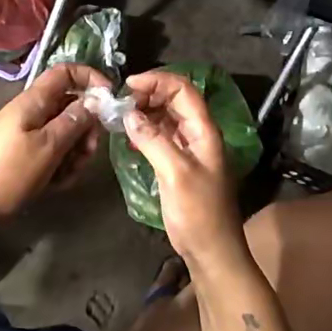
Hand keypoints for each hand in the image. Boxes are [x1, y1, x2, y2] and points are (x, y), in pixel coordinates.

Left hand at [0, 64, 112, 221]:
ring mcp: (26, 134)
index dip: (91, 79)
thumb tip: (95, 100)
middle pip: (72, 106)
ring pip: (66, 132)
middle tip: (87, 152)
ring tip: (68, 174)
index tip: (110, 102)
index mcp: (34, 101)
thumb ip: (75, 120)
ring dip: (75, 152)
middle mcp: (31, 112)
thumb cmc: (7, 174)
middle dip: (87, 128)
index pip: (67, 72)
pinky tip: (55, 184)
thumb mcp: (48, 146)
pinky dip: (60, 165)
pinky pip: (53, 151)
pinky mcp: (24, 155)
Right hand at [122, 70, 245, 263]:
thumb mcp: (175, 173)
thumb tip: (129, 113)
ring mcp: (190, 148)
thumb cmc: (198, 212)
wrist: (211, 249)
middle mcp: (199, 134)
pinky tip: (128, 135)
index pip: (184, 90)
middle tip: (120, 102)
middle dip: (148, 94)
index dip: (158, 81)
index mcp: (205, 131)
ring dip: (145, 111)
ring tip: (120, 116)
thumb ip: (153, 140)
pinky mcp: (180, 163)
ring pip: (167, 117)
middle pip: (175, 100)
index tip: (129, 85)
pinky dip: (146, 130)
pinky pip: (162, 136)